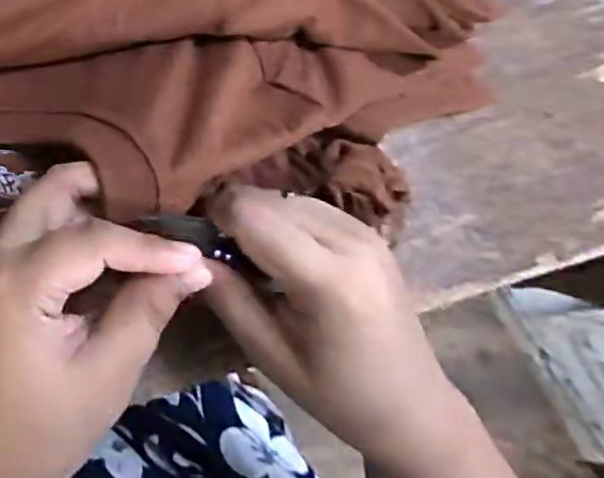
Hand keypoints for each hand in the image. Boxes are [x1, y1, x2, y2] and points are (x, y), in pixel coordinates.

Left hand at [0, 162, 212, 477]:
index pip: (93, 239)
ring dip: (94, 199)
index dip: (147, 245)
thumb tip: (194, 267)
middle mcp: (1, 247)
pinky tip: (113, 239)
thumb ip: (146, 311)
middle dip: (110, 190)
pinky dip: (78, 215)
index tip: (193, 253)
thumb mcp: (107, 374)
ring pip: (48, 193)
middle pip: (58, 186)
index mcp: (21, 280)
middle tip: (158, 215)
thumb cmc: (48, 419)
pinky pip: (42, 214)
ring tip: (142, 223)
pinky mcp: (1, 255)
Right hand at [204, 187, 514, 477]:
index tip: (205, 249)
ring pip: (280, 195)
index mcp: (329, 279)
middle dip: (233, 218)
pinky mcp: (365, 226)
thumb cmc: (336, 392)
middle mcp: (350, 240)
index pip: (250, 213)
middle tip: (227, 258)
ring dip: (257, 216)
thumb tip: (188, 251)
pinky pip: (302, 202)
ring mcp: (363, 229)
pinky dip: (280, 217)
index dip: (215, 221)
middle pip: (263, 198)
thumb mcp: (270, 355)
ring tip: (257, 258)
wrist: (415, 408)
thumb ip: (227, 297)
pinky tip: (284, 253)